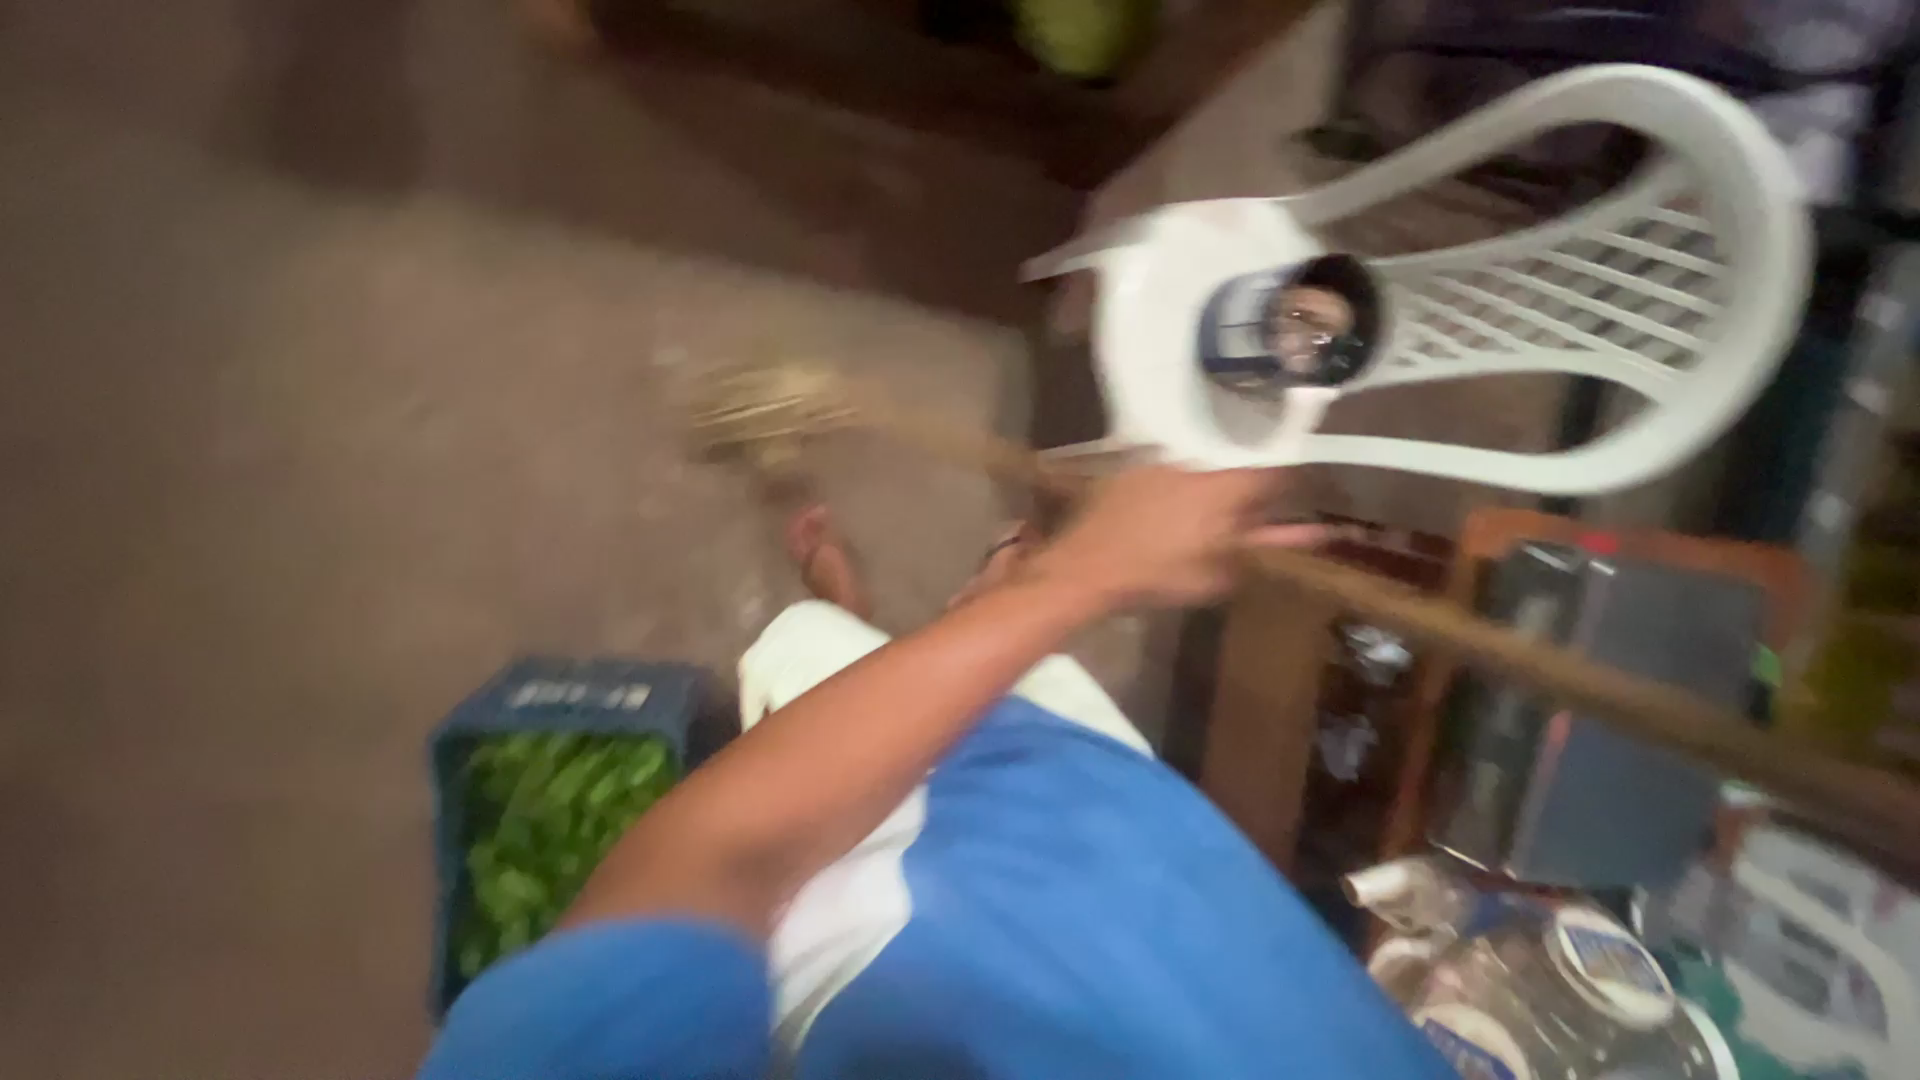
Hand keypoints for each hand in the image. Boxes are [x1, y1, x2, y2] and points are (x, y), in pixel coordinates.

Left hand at [1027, 465, 1325, 608]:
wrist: (1086, 569)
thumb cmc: (1158, 578)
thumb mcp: (1220, 573)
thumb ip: (1267, 548)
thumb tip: (1313, 531)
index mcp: (1223, 488)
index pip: (1274, 472)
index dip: (1291, 484)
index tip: (1298, 496)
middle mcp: (1193, 465)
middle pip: (1233, 475)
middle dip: (1241, 497)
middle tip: (1238, 526)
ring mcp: (1157, 466)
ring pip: (1196, 477)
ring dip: (1202, 497)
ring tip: (1190, 530)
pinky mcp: (1127, 473)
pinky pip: (1163, 480)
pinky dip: (1169, 497)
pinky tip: (1157, 523)